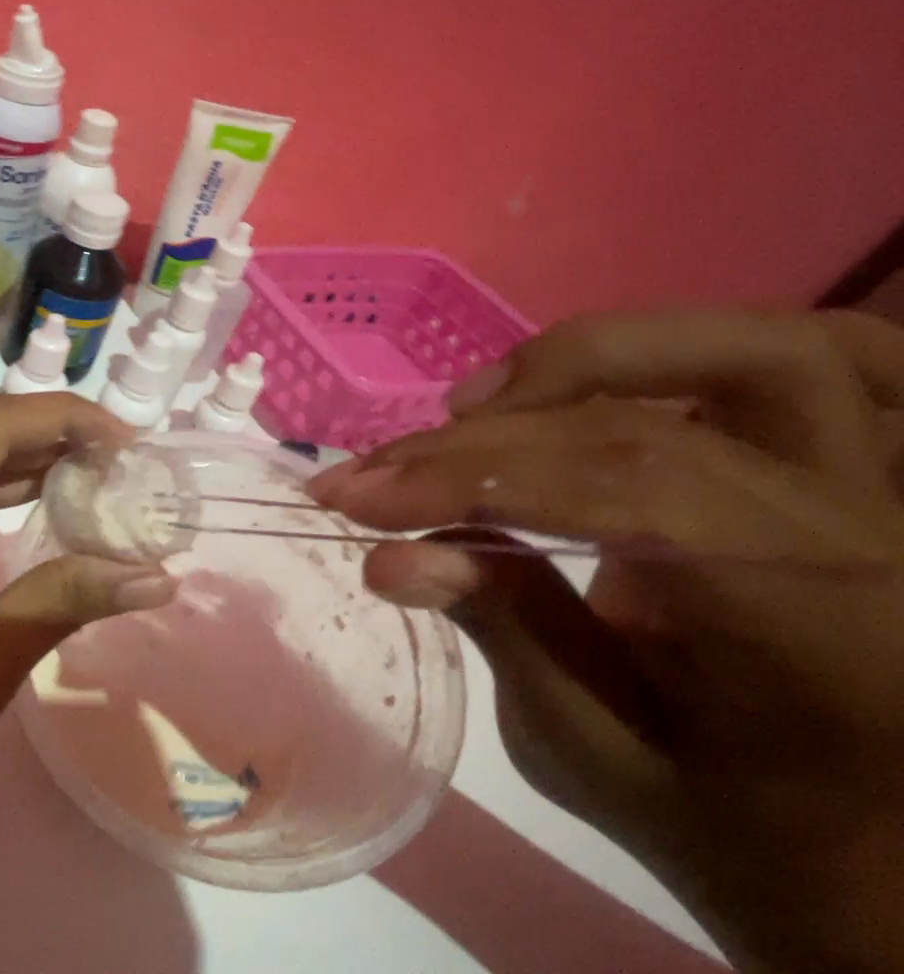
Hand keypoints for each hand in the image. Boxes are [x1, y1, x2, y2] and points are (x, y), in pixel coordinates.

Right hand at [310, 311, 903, 973]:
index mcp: (815, 615)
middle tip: (382, 467)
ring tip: (474, 407)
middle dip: (490, 432)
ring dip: (590, 361)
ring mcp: (878, 492)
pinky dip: (670, 359)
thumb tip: (387, 558)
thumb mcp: (596, 753)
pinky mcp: (849, 477)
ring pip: (762, 350)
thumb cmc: (734, 827)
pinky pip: (794, 369)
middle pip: (659, 415)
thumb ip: (502, 632)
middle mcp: (868, 530)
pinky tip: (569, 399)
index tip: (351, 498)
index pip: (625, 488)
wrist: (869, 851)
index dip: (472, 478)